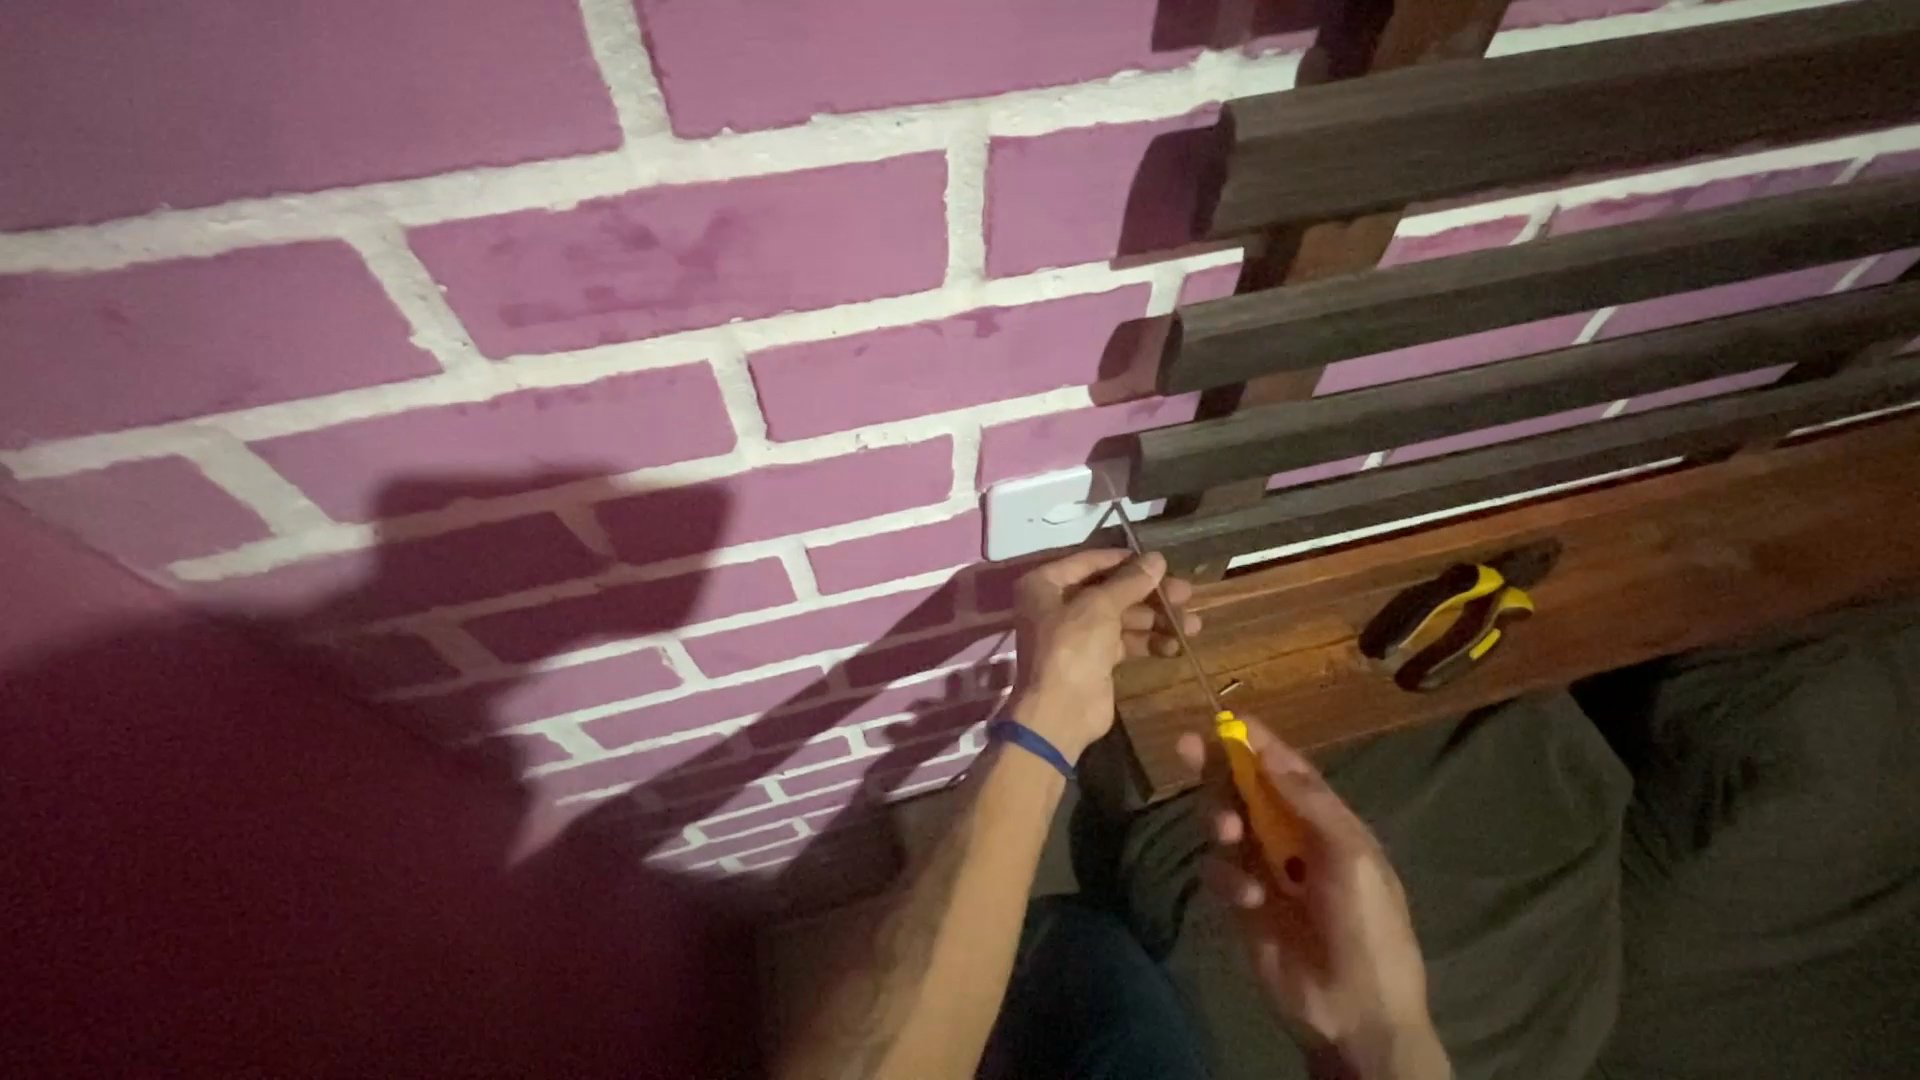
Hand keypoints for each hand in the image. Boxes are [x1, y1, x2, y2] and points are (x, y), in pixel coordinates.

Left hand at [1010, 551, 1199, 762]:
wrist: (1060, 712)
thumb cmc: (1072, 647)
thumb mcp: (1100, 607)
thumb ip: (1130, 581)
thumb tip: (1157, 558)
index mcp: (1045, 584)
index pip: (1091, 561)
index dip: (1126, 561)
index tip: (1161, 561)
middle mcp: (1057, 604)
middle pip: (1110, 590)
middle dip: (1149, 594)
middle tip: (1187, 594)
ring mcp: (1076, 633)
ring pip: (1121, 617)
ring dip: (1156, 619)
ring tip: (1193, 624)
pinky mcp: (1094, 659)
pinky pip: (1124, 642)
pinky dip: (1148, 642)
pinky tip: (1175, 646)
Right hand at [1178, 722, 1446, 1078]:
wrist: (1355, 1011)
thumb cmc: (1366, 925)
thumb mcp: (1350, 854)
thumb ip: (1307, 799)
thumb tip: (1265, 750)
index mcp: (1324, 820)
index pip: (1284, 768)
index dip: (1256, 742)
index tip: (1225, 719)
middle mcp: (1289, 835)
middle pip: (1242, 787)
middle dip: (1216, 766)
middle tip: (1186, 747)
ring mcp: (1262, 867)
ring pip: (1222, 821)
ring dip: (1218, 816)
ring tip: (1227, 831)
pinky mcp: (1238, 901)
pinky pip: (1216, 870)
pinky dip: (1225, 876)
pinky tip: (1247, 897)